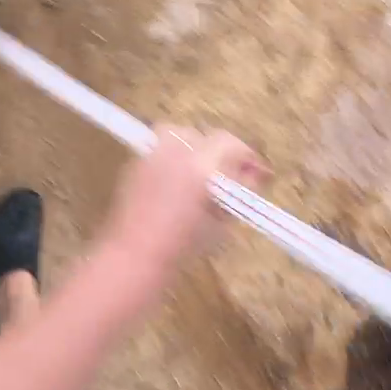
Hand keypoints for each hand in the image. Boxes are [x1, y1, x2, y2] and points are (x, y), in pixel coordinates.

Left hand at [95, 126, 264, 294]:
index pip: (230, 143)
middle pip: (203, 135)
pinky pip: (159, 148)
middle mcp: (174, 151)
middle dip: (219, 151)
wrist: (134, 255)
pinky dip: (172, 156)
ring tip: (200, 172)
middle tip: (228, 174)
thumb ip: (238, 193)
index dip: (246, 155)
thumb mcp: (221, 222)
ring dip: (193, 147)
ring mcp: (151, 154)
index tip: (256, 171)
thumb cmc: (182, 246)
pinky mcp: (134, 163)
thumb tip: (253, 177)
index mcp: (200, 165)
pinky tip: (176, 180)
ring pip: (178, 134)